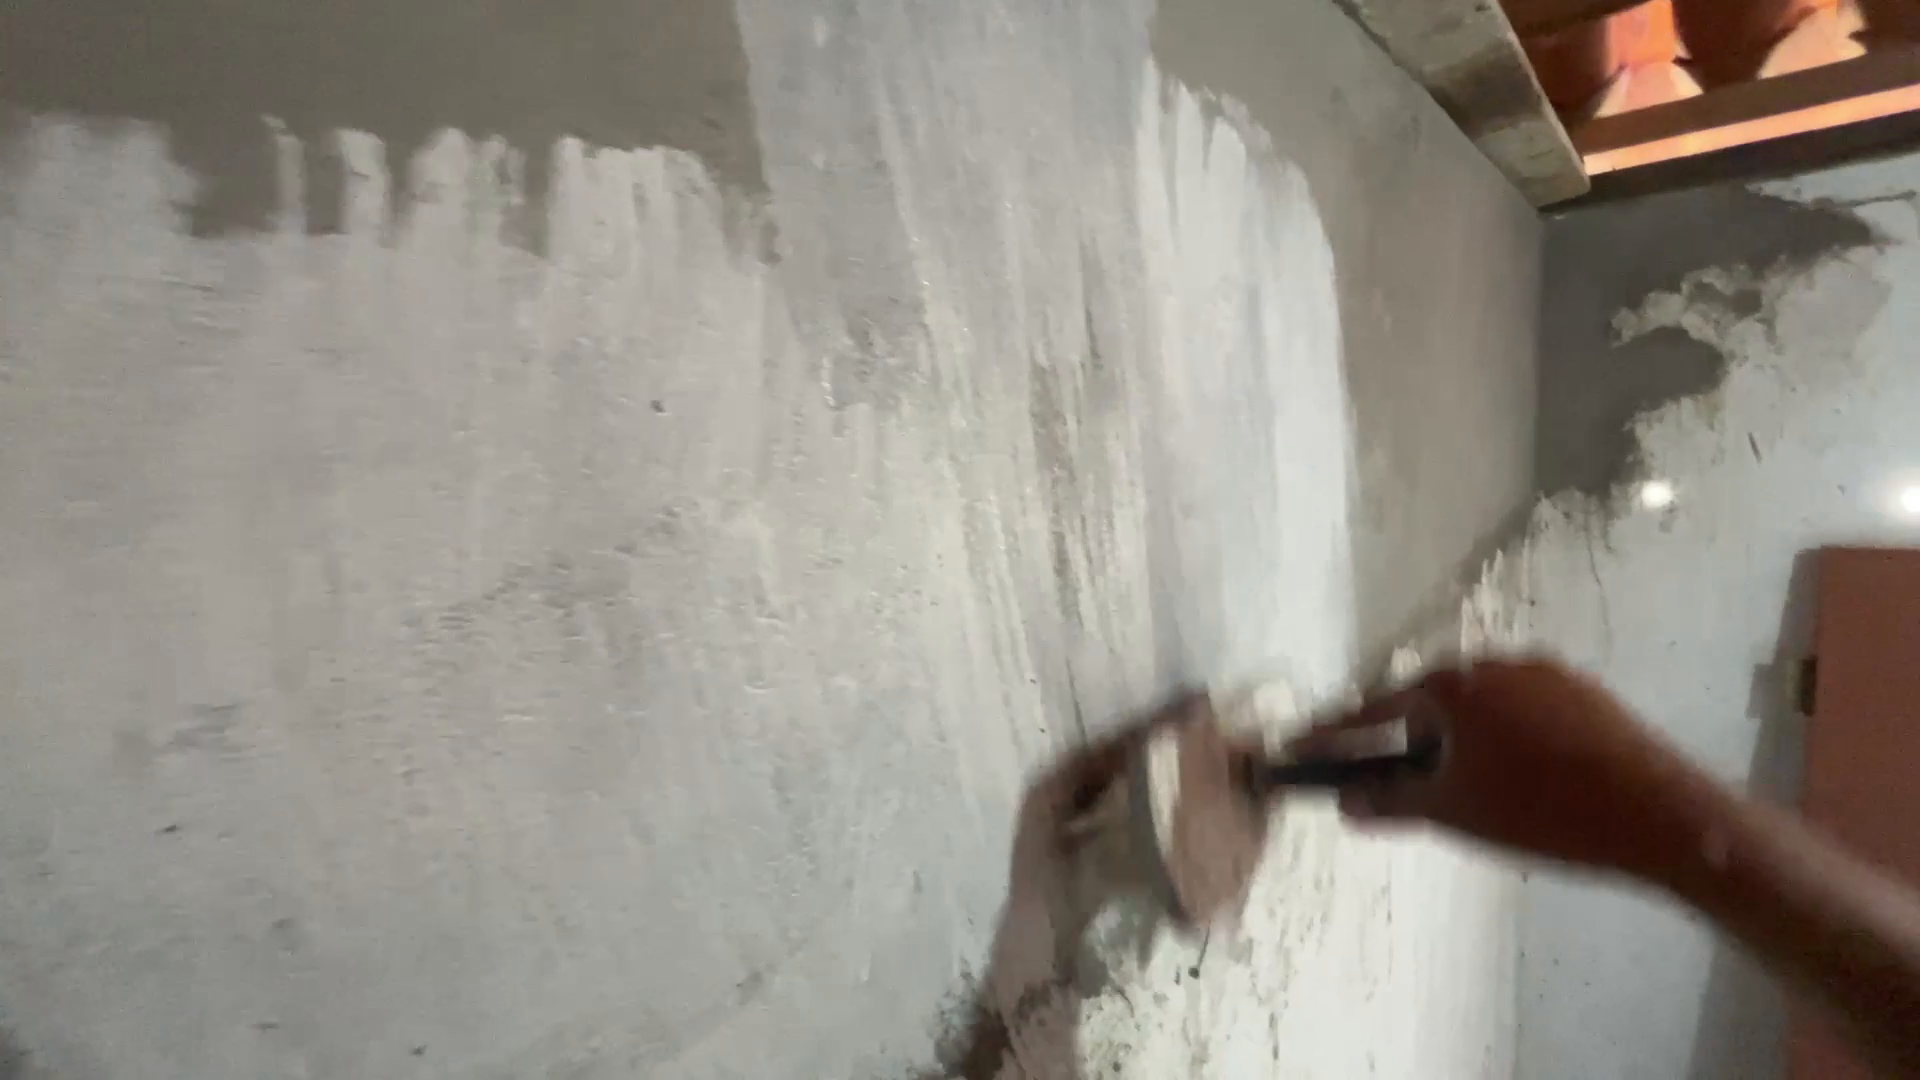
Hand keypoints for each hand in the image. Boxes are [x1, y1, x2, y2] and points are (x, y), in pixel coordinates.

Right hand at [1288, 656, 1707, 875]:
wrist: (1671, 820)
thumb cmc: (1541, 810)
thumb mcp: (1452, 811)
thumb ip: (1387, 802)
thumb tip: (1342, 803)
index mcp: (1448, 685)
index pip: (1370, 710)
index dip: (1332, 733)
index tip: (1299, 743)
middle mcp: (1487, 663)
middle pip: (1422, 702)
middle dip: (1405, 739)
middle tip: (1407, 781)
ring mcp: (1540, 671)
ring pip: (1473, 704)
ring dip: (1456, 737)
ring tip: (1473, 784)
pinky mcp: (1583, 689)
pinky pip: (1518, 707)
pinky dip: (1502, 734)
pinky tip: (1522, 772)